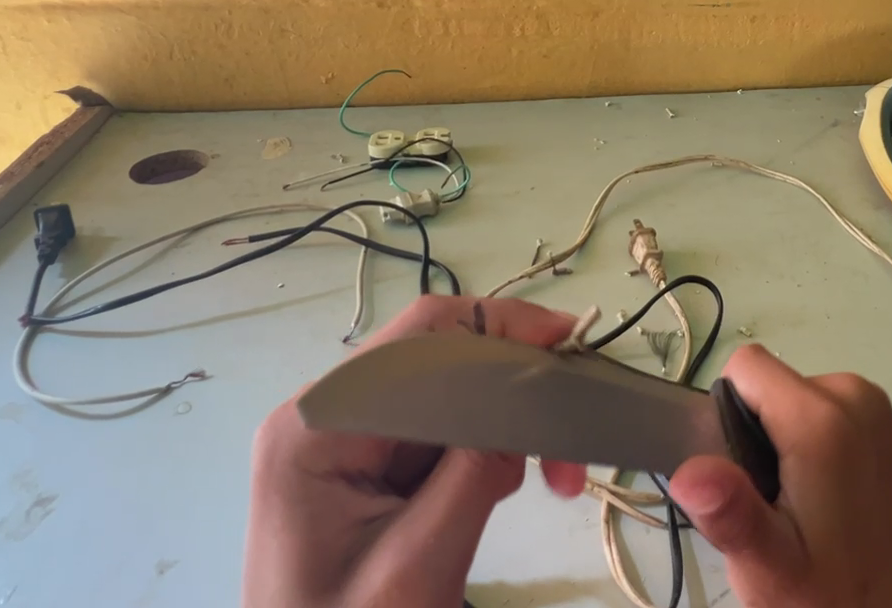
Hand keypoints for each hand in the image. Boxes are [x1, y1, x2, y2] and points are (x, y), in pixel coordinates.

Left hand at [242, 296, 588, 607]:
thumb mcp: (416, 565)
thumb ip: (474, 472)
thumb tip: (531, 400)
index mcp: (317, 426)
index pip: (421, 338)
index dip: (501, 325)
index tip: (571, 344)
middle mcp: (329, 411)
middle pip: (442, 355)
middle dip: (514, 384)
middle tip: (573, 428)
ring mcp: (350, 432)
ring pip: (454, 388)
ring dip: (510, 421)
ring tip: (555, 477)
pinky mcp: (372, 457)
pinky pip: (446, 422)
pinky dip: (490, 444)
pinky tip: (504, 485)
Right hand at [669, 345, 891, 607]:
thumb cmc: (842, 593)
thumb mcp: (775, 570)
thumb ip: (732, 514)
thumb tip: (686, 472)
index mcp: (819, 416)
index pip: (745, 367)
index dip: (727, 413)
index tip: (742, 472)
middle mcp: (849, 390)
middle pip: (768, 384)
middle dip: (755, 434)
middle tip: (774, 505)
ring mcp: (870, 399)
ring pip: (789, 397)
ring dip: (781, 440)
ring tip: (802, 506)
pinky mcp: (879, 413)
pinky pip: (817, 406)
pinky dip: (808, 440)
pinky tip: (826, 494)